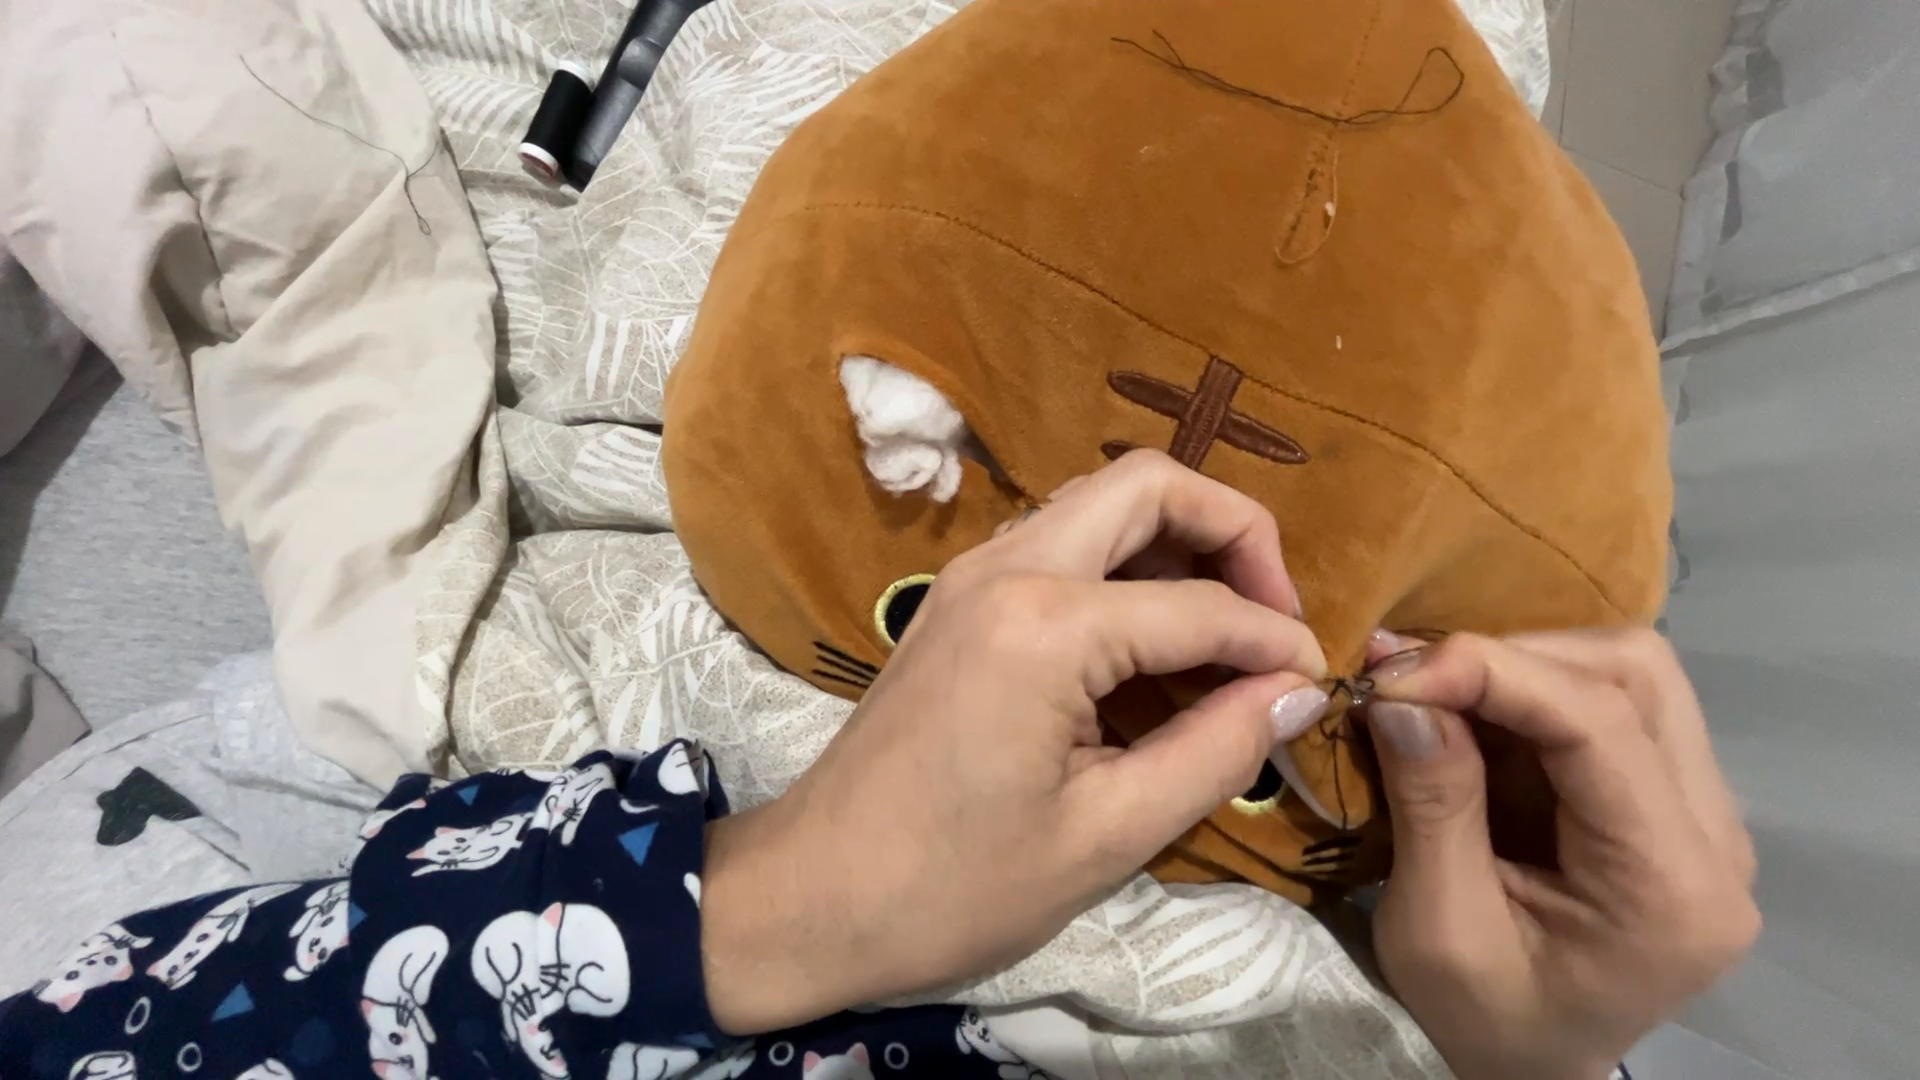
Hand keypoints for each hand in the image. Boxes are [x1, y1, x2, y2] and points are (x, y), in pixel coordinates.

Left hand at [699, 450, 1331, 1032]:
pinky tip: (1146, 642)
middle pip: (1145, 486)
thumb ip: (1214, 751)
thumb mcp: (1105, 835)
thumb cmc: (953, 885)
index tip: (1315, 684)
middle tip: (1272, 615)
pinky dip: (1121, 569)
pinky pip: (1058, 546)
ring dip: (1173, 543)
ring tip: (1220, 627)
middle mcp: (1006, 565)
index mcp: (1045, 622)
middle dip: (1230, 532)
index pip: (1199, 605)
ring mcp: (972, 573)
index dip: (1275, 640)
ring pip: (1097, 504)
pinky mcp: (957, 599)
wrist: (814, 889)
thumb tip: (1293, 691)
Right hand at [1363, 630, 1759, 1079]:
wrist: (1524, 1061)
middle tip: (1404, 681)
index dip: (1488, 671)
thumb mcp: (1436, 927)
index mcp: (1669, 887)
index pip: (1599, 724)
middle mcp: (1708, 836)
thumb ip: (1431, 807)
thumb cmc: (1479, 1015)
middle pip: (1634, 675)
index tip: (1385, 677)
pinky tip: (1454, 713)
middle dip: (1506, 657)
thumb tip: (1400, 698)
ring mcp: (1689, 811)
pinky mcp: (1647, 795)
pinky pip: (1591, 700)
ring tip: (1426, 693)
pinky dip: (1512, 688)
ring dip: (1511, 666)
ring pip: (1620, 672)